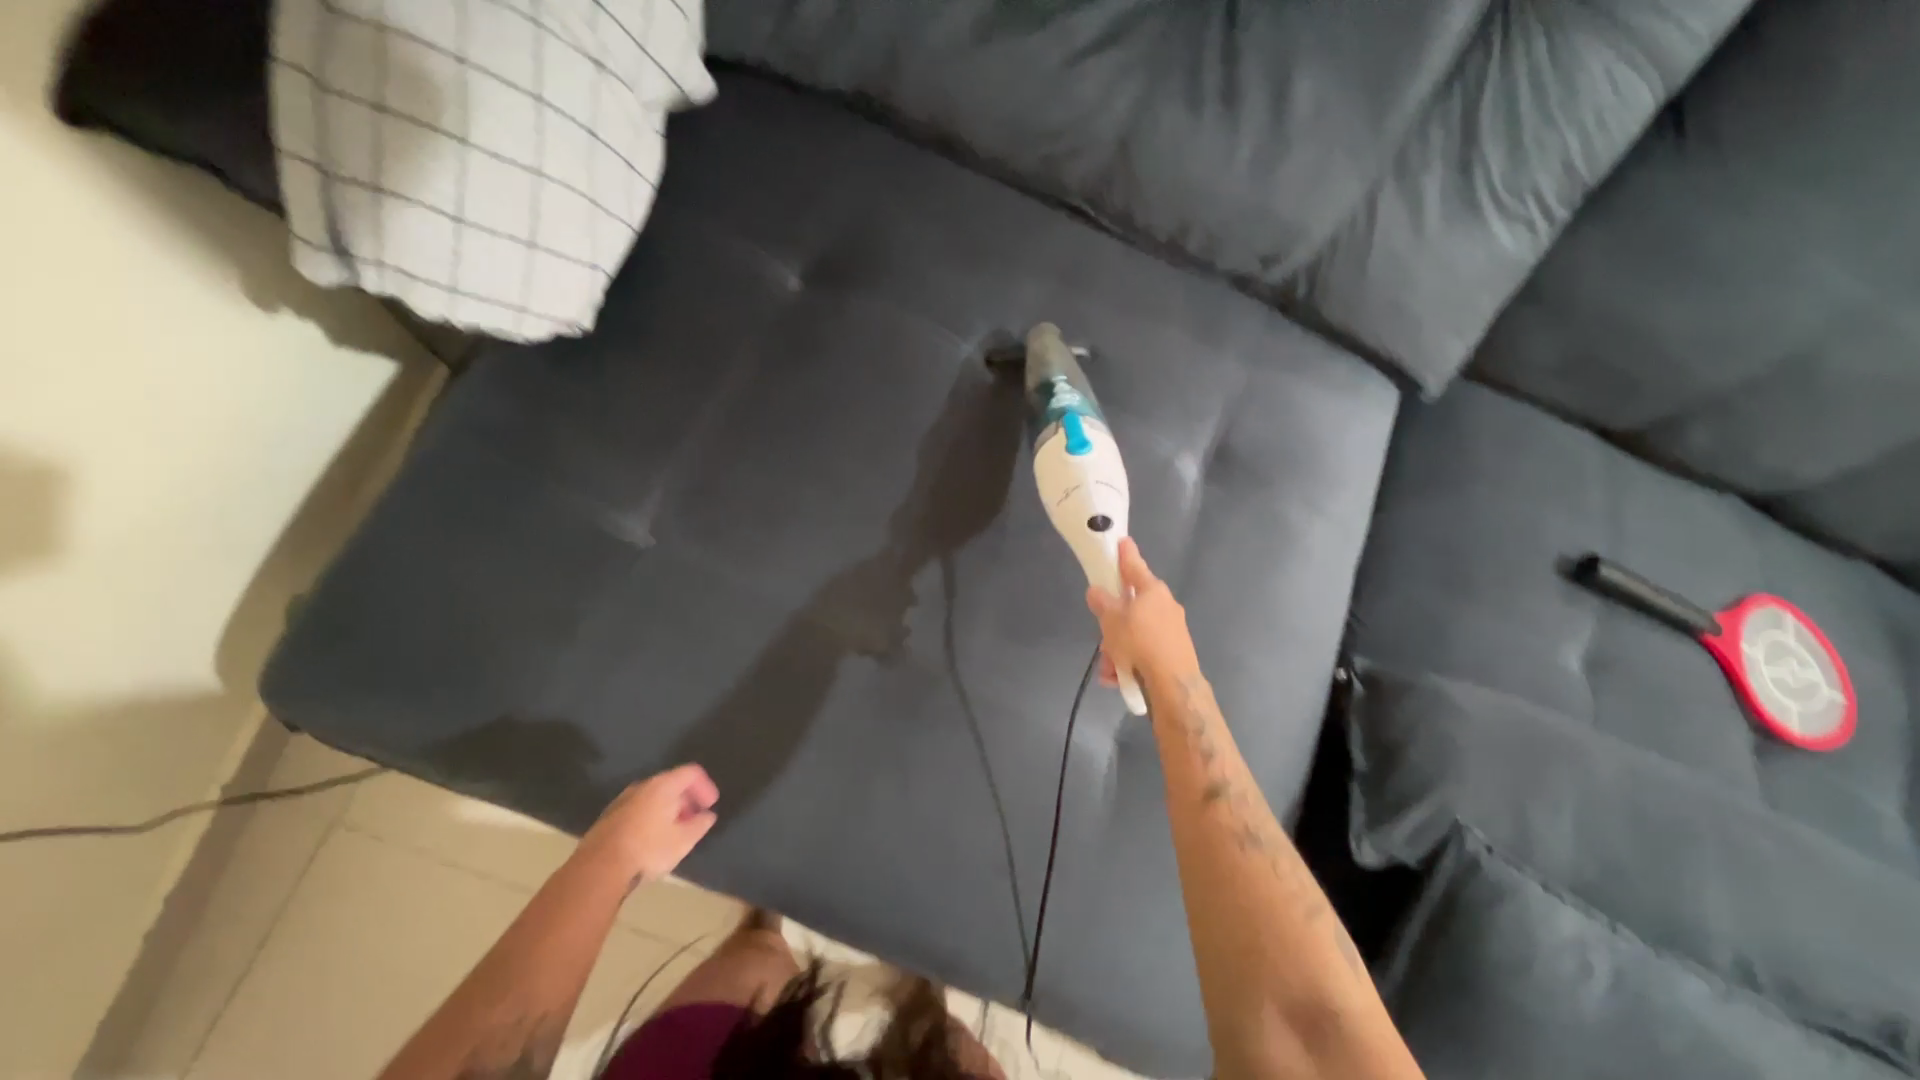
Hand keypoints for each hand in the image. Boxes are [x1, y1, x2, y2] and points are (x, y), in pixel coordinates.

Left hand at [579, 765, 719, 885]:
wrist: (600, 867)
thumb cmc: (648, 849)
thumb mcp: (684, 840)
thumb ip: (700, 824)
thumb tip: (707, 816)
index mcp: (663, 786)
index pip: (691, 772)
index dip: (705, 786)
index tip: (710, 805)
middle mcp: (642, 786)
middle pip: (671, 783)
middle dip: (687, 800)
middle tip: (694, 820)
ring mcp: (623, 800)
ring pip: (653, 797)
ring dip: (668, 810)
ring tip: (673, 832)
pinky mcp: (609, 816)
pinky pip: (638, 809)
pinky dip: (651, 817)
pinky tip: (651, 839)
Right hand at [1086, 539, 1201, 691]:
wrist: (1172, 683)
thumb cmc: (1139, 642)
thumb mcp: (1111, 620)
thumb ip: (1101, 602)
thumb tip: (1096, 591)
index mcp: (1152, 591)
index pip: (1134, 566)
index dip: (1125, 554)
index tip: (1122, 541)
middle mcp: (1165, 605)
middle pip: (1131, 607)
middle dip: (1112, 626)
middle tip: (1103, 639)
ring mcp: (1172, 630)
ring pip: (1134, 634)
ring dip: (1118, 650)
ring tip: (1109, 670)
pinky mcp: (1174, 652)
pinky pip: (1144, 651)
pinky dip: (1130, 662)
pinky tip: (1119, 678)